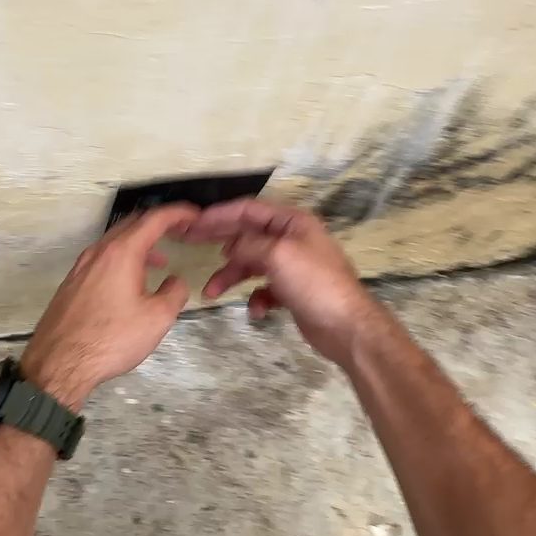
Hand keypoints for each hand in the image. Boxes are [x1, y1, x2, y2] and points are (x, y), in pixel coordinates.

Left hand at [20, 203, 201, 408]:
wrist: (60, 364)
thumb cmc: (110, 340)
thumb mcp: (157, 318)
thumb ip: (174, 292)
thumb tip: (175, 282)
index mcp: (121, 253)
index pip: (154, 219)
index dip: (178, 213)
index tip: (194, 215)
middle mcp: (98, 253)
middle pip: (131, 225)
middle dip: (158, 225)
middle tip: (179, 232)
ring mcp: (80, 268)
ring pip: (114, 243)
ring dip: (139, 246)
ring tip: (159, 263)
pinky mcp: (71, 285)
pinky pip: (101, 261)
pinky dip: (121, 261)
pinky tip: (129, 284)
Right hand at [176, 198, 384, 364]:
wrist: (345, 325)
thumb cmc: (314, 283)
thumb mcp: (277, 255)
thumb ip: (248, 244)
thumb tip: (231, 246)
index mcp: (292, 222)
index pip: (248, 210)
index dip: (218, 215)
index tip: (193, 224)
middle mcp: (292, 239)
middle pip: (247, 235)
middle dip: (220, 243)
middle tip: (190, 245)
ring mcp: (292, 266)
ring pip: (251, 265)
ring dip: (231, 277)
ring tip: (211, 293)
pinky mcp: (292, 290)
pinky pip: (264, 289)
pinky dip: (255, 298)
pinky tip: (257, 309)